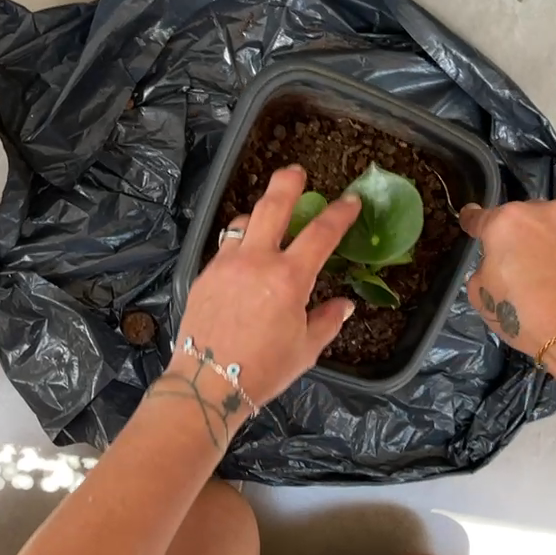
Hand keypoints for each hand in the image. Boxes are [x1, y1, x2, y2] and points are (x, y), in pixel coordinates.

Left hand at [172, 165, 360, 408]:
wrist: (208, 383)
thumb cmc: (263, 370)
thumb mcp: (305, 350)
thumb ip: (326, 321)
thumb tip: (343, 305)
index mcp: (289, 278)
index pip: (321, 234)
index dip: (339, 214)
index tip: (350, 201)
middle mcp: (256, 262)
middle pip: (273, 207)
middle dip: (287, 183)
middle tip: (296, 172)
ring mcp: (226, 265)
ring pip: (243, 223)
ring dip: (258, 215)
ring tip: (266, 218)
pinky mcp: (205, 276)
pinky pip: (225, 247)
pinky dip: (238, 243)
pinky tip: (243, 256)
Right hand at [461, 199, 555, 357]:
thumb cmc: (523, 314)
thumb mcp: (481, 297)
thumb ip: (482, 270)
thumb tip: (495, 264)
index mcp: (505, 223)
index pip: (478, 217)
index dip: (470, 222)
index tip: (468, 223)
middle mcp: (542, 212)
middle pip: (519, 218)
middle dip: (513, 235)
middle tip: (512, 262)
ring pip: (549, 226)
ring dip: (543, 240)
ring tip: (543, 269)